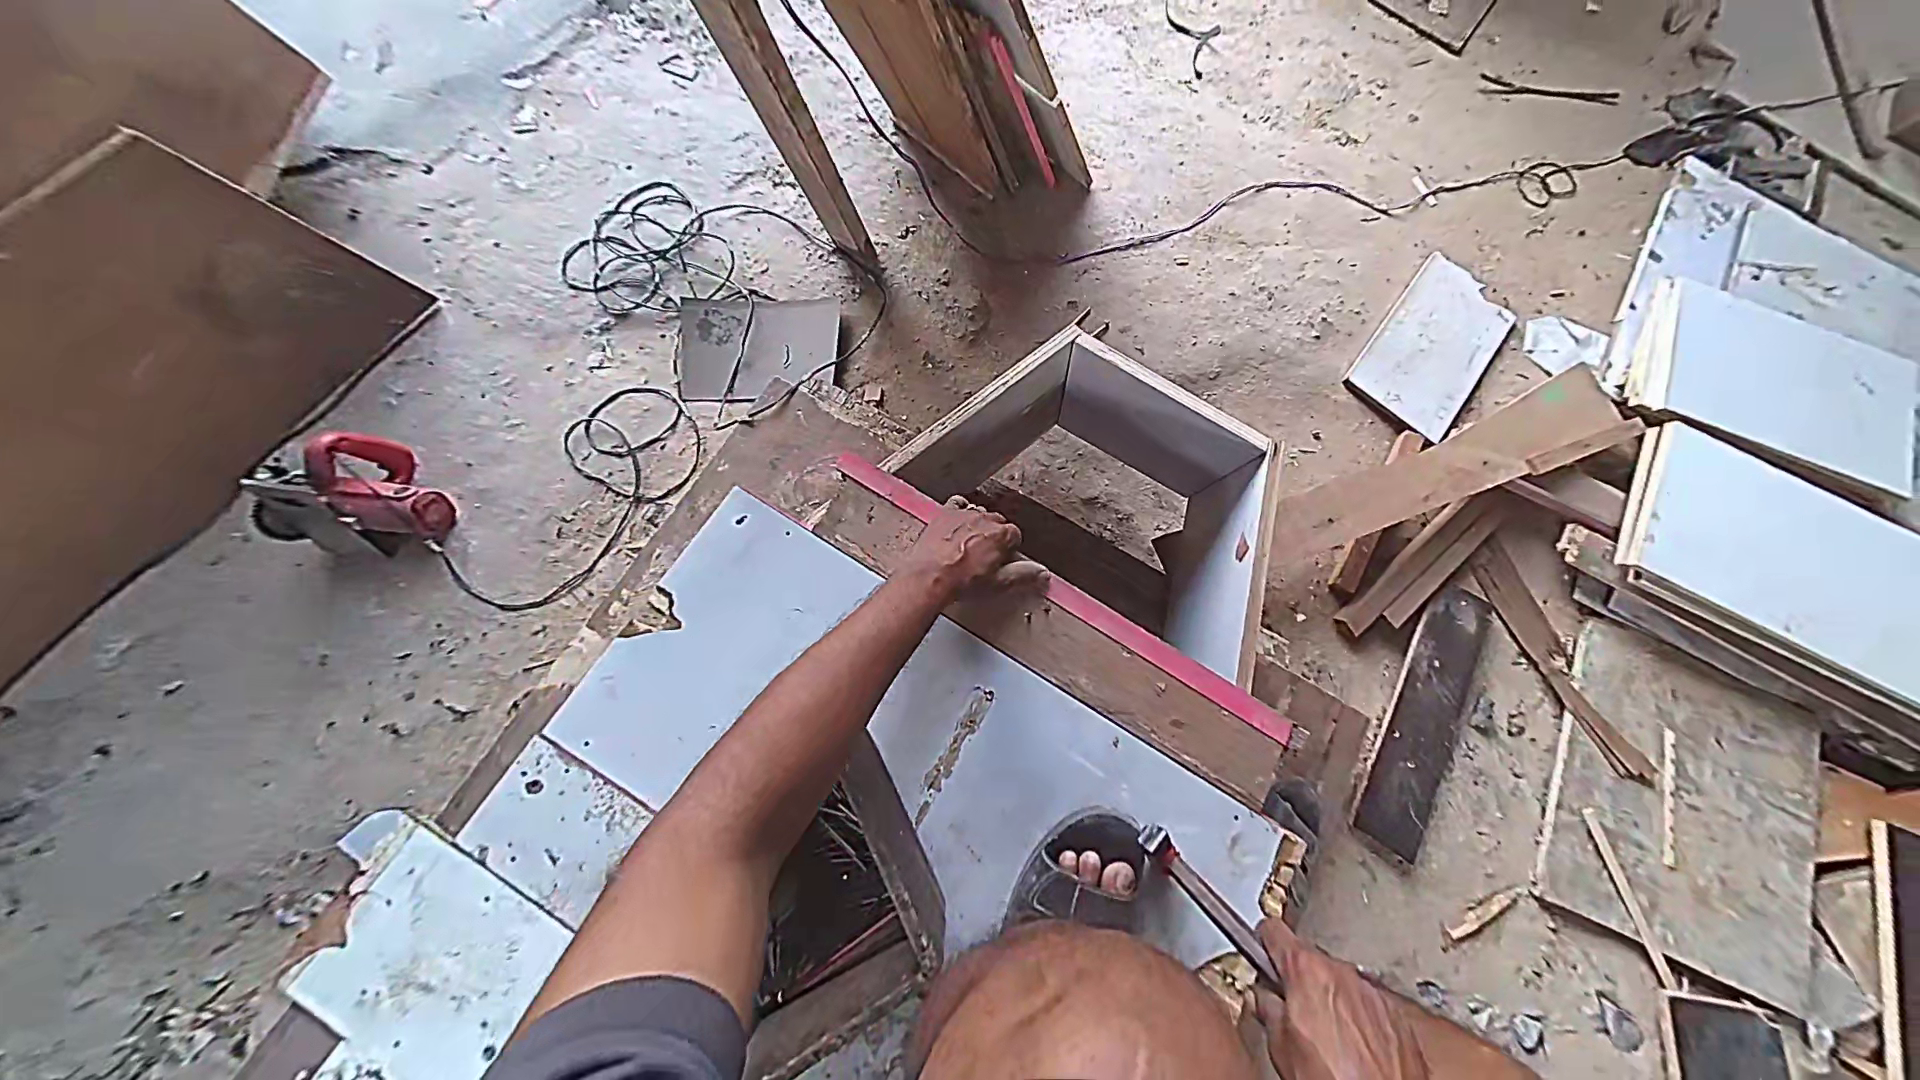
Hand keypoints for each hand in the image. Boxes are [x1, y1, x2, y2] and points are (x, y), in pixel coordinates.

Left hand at [900, 496, 1047, 601]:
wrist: (929, 576)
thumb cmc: (960, 580)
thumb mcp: (997, 582)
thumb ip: (1022, 574)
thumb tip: (1041, 572)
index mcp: (1001, 534)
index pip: (1015, 535)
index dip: (1009, 548)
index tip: (1002, 559)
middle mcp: (984, 519)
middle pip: (997, 523)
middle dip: (994, 536)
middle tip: (986, 555)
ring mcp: (964, 514)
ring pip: (979, 513)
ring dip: (978, 525)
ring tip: (970, 543)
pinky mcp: (945, 513)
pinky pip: (958, 504)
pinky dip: (960, 511)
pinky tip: (957, 524)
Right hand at [1253, 918, 1430, 1079]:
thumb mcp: (1280, 1047)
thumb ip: (1267, 1007)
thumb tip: (1265, 998)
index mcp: (1307, 971)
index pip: (1273, 930)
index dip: (1264, 943)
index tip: (1263, 955)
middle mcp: (1343, 973)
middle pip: (1311, 960)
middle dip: (1301, 980)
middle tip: (1297, 1013)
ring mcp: (1375, 994)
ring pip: (1342, 983)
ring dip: (1333, 999)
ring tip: (1333, 1039)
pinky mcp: (1401, 1018)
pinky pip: (1371, 1005)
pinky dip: (1362, 1019)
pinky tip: (1359, 1048)